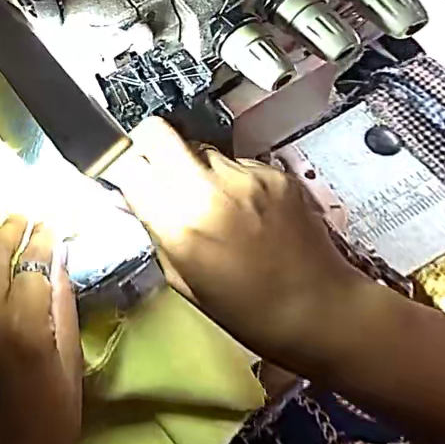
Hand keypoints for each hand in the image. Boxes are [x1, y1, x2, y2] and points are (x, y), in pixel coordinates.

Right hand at [102, 117, 380, 369]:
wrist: (321, 310)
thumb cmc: (249, 312)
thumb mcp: (184, 281)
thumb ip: (157, 233)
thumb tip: (137, 199)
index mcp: (180, 225)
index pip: (128, 165)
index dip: (123, 169)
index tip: (127, 177)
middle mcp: (209, 190)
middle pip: (157, 132)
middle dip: (149, 145)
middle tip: (156, 167)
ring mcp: (246, 176)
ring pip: (199, 147)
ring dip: (196, 167)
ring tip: (214, 202)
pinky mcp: (274, 172)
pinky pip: (236, 161)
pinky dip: (232, 178)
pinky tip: (247, 209)